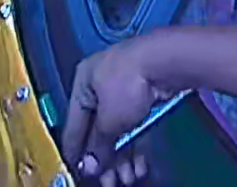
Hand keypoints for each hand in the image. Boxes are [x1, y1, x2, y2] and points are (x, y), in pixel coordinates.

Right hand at [60, 37, 165, 185]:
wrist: (162, 62)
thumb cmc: (125, 87)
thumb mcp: (108, 121)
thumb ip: (97, 147)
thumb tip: (89, 168)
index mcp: (84, 82)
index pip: (75, 123)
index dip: (76, 151)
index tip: (77, 174)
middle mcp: (100, 83)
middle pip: (98, 129)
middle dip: (105, 159)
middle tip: (109, 183)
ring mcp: (123, 87)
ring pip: (118, 129)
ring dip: (121, 157)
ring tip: (128, 179)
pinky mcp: (142, 94)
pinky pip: (133, 124)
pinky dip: (135, 145)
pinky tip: (140, 166)